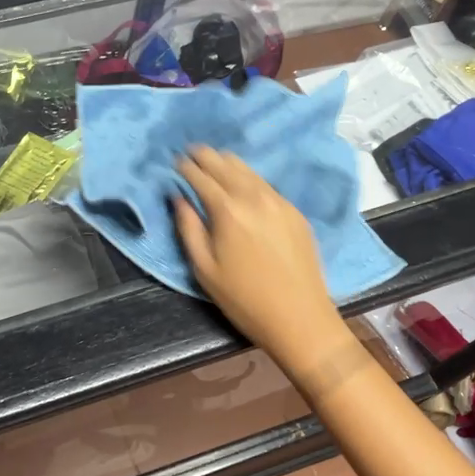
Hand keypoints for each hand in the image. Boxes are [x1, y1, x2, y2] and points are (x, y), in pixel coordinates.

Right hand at [174, 147, 360, 382]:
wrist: (300, 319)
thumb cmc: (244, 299)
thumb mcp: (203, 268)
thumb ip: (188, 228)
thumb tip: (179, 198)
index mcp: (227, 210)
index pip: (200, 175)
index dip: (184, 166)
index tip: (174, 162)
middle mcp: (253, 196)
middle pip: (224, 163)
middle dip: (204, 156)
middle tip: (190, 155)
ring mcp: (278, 201)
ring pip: (247, 168)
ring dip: (226, 163)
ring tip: (213, 164)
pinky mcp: (294, 211)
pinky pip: (265, 183)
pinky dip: (247, 178)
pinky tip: (241, 185)